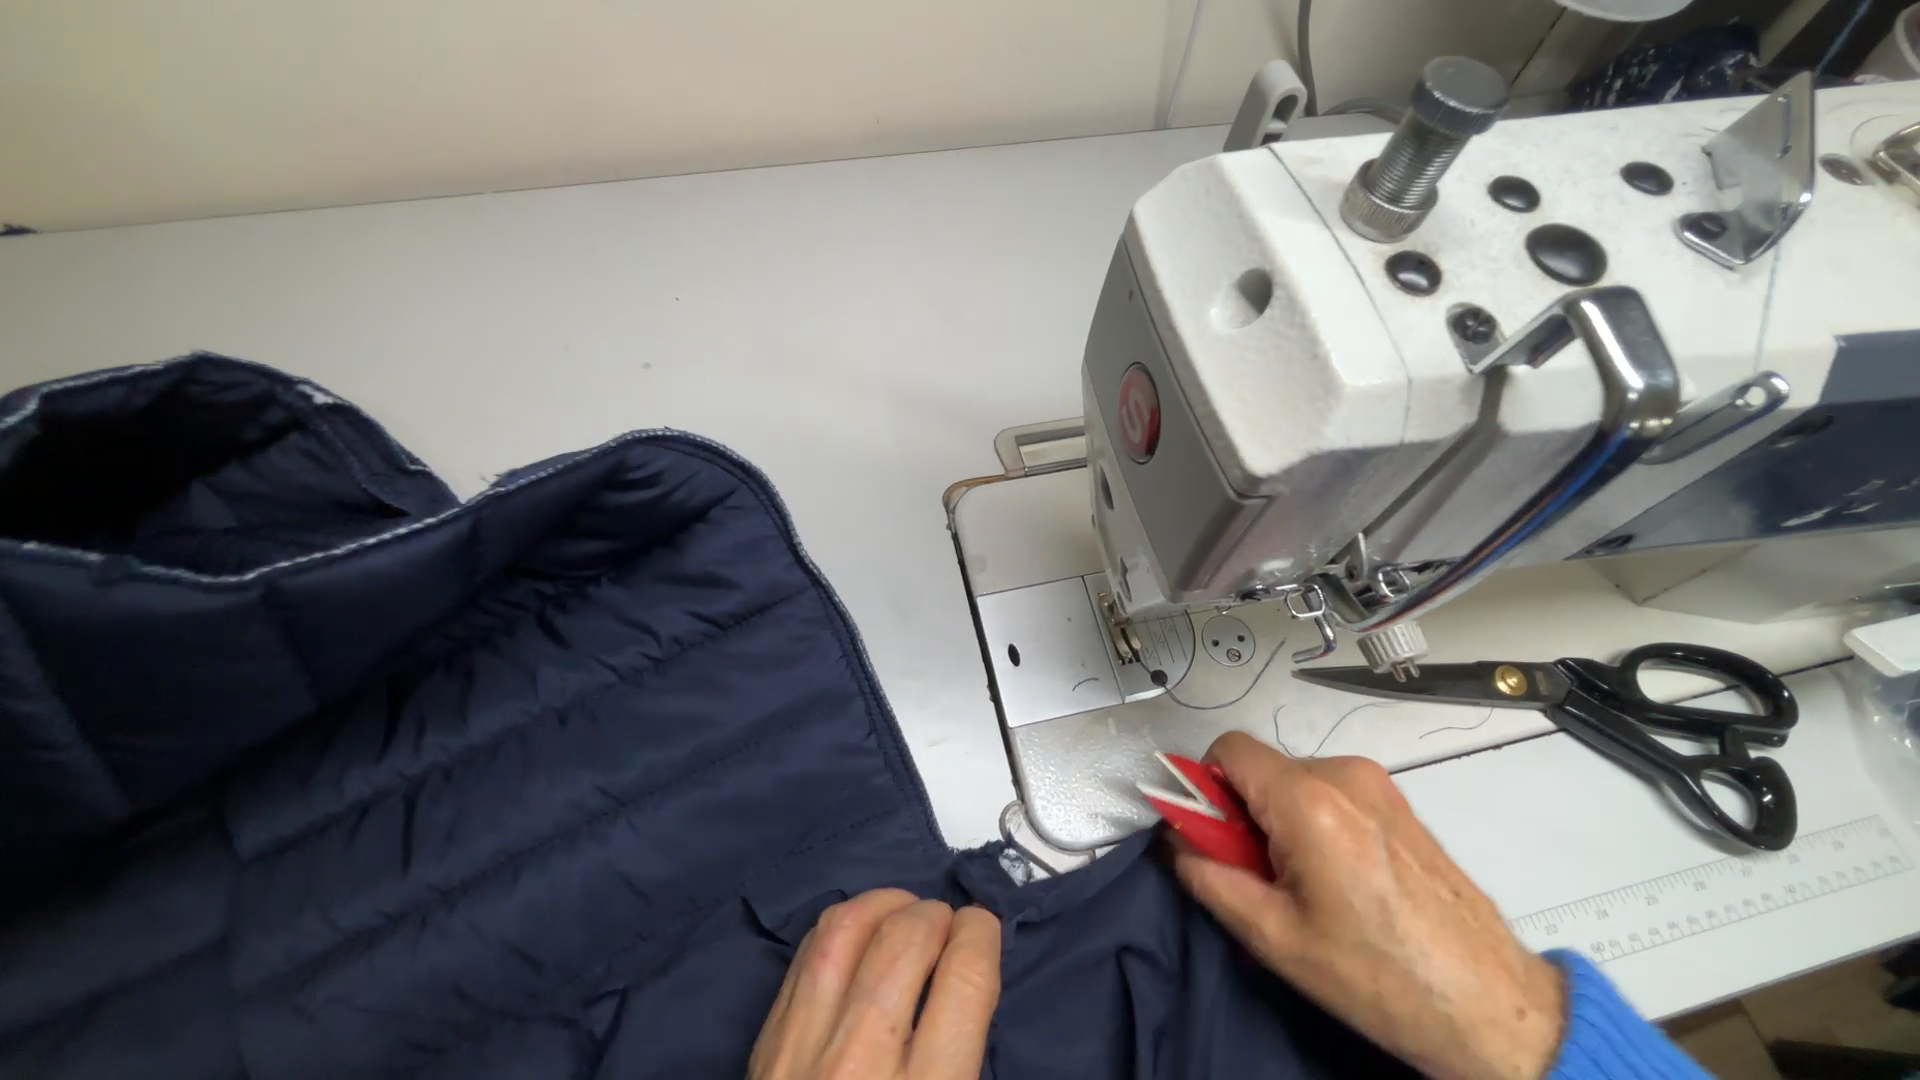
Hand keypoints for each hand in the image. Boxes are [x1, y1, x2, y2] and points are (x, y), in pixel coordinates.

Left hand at [749, 889, 1000, 1079]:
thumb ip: (965, 1057)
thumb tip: (969, 978)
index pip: (965, 978)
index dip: (983, 935)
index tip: (984, 930)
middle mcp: (860, 1063)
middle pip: (907, 940)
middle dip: (939, 914)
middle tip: (950, 926)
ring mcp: (802, 1047)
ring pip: (848, 929)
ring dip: (889, 904)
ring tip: (909, 913)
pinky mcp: (766, 1042)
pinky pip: (808, 952)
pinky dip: (843, 924)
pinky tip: (862, 931)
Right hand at [1173, 732, 1564, 1079]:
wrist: (1491, 1005)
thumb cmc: (1374, 975)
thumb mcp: (1272, 936)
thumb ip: (1207, 875)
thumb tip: (1176, 838)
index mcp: (1307, 800)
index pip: (1228, 750)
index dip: (1205, 786)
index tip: (1213, 837)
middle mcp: (1343, 774)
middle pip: (1262, 769)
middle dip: (1244, 812)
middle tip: (1261, 877)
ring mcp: (1378, 784)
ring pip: (1294, 782)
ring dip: (1279, 819)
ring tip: (1306, 886)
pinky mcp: (1399, 801)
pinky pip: (1330, 793)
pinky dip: (1313, 822)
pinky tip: (1339, 880)